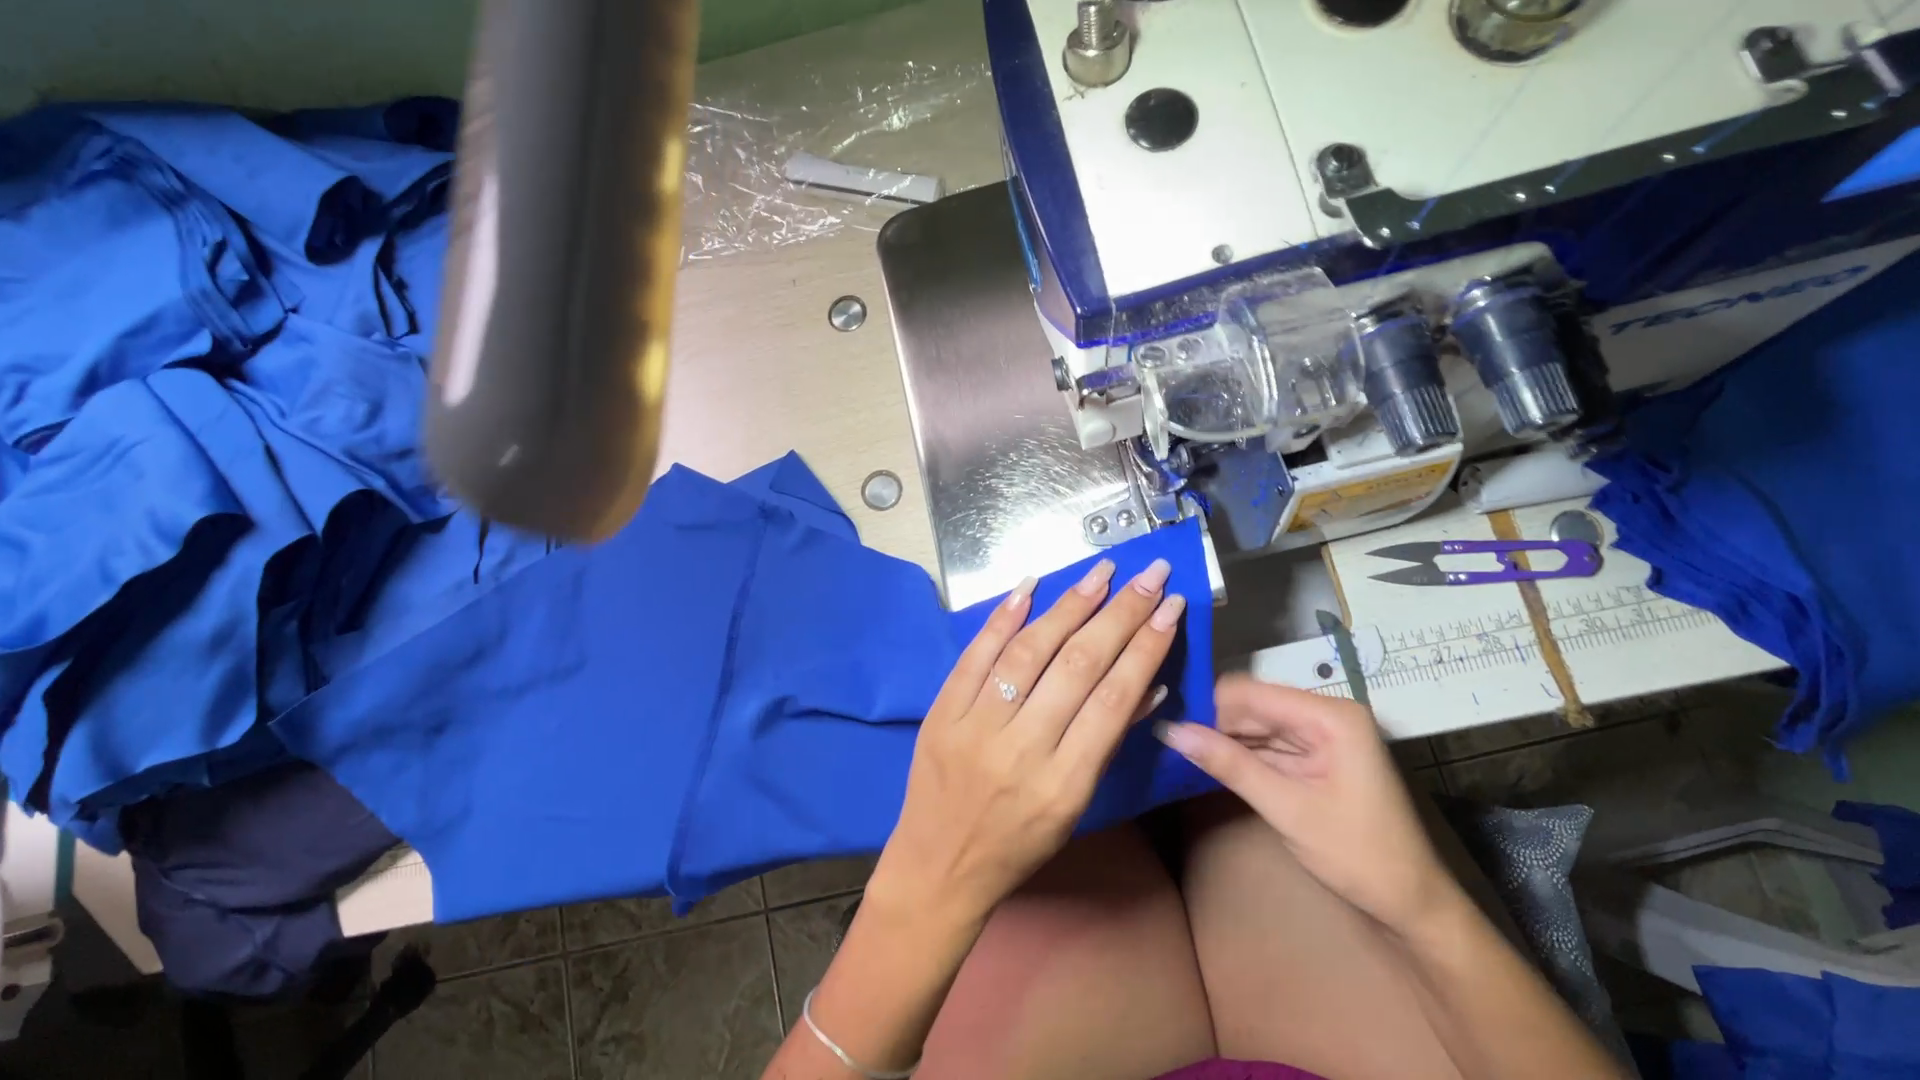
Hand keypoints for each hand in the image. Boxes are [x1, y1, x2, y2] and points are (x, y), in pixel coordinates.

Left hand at [871, 557, 1186, 923]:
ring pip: (1028, 653)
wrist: (937, 867)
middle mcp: (1020, 749)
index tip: (1171, 607)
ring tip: (1101, 572)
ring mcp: (975, 728)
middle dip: (1120, 614)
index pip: (1113, 699)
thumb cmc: (1018, 845)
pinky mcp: (942, 713)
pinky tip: (1031, 586)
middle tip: (1148, 574)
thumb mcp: (1075, 809)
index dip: (1146, 647)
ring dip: (1069, 605)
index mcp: (1063, 783)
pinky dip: (1002, 618)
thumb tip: (1149, 684)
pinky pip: (974, 656)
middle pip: (1077, 666)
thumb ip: (1108, 744)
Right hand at [1154, 675, 1460, 933]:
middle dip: (1211, 721)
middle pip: (1252, 706)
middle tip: (1162, 737)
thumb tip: (1172, 731)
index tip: (1163, 717)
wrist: (1410, 902)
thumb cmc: (1358, 854)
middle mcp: (1326, 715)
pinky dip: (1240, 756)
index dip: (1206, 703)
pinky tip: (1205, 762)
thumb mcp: (1287, 809)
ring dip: (1221, 739)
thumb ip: (1230, 765)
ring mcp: (1321, 737)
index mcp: (1330, 716)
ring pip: (1255, 727)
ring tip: (1173, 747)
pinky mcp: (1315, 759)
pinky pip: (1268, 747)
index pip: (1252, 692)